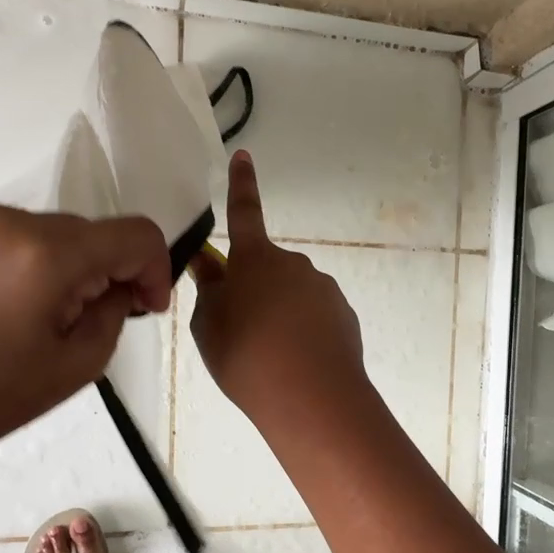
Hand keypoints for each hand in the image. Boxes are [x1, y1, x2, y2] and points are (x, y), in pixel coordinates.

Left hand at [0, 197, 170, 469]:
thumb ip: (114, 312)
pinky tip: (9, 305)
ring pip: (52, 231)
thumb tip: (119, 285)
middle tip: (91, 323)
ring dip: (66, 266)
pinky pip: (13, 232)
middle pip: (90, 232)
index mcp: (42, 254)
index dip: (155, 268)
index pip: (134, 234)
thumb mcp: (76, 366)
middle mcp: (5, 216)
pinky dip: (29, 260)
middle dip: (106, 271)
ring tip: (42, 319)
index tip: (146, 307)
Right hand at [190, 150, 365, 418]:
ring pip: (293, 296)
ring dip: (281, 316)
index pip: (244, 213)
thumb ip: (210, 292)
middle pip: (267, 269)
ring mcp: (324, 288)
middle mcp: (294, 264)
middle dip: (256, 291)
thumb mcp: (208, 327)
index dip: (241, 185)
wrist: (312, 396)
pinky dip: (305, 333)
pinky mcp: (345, 315)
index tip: (244, 156)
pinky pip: (316, 317)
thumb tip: (212, 269)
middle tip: (242, 334)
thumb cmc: (246, 357)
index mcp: (255, 260)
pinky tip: (298, 363)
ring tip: (270, 358)